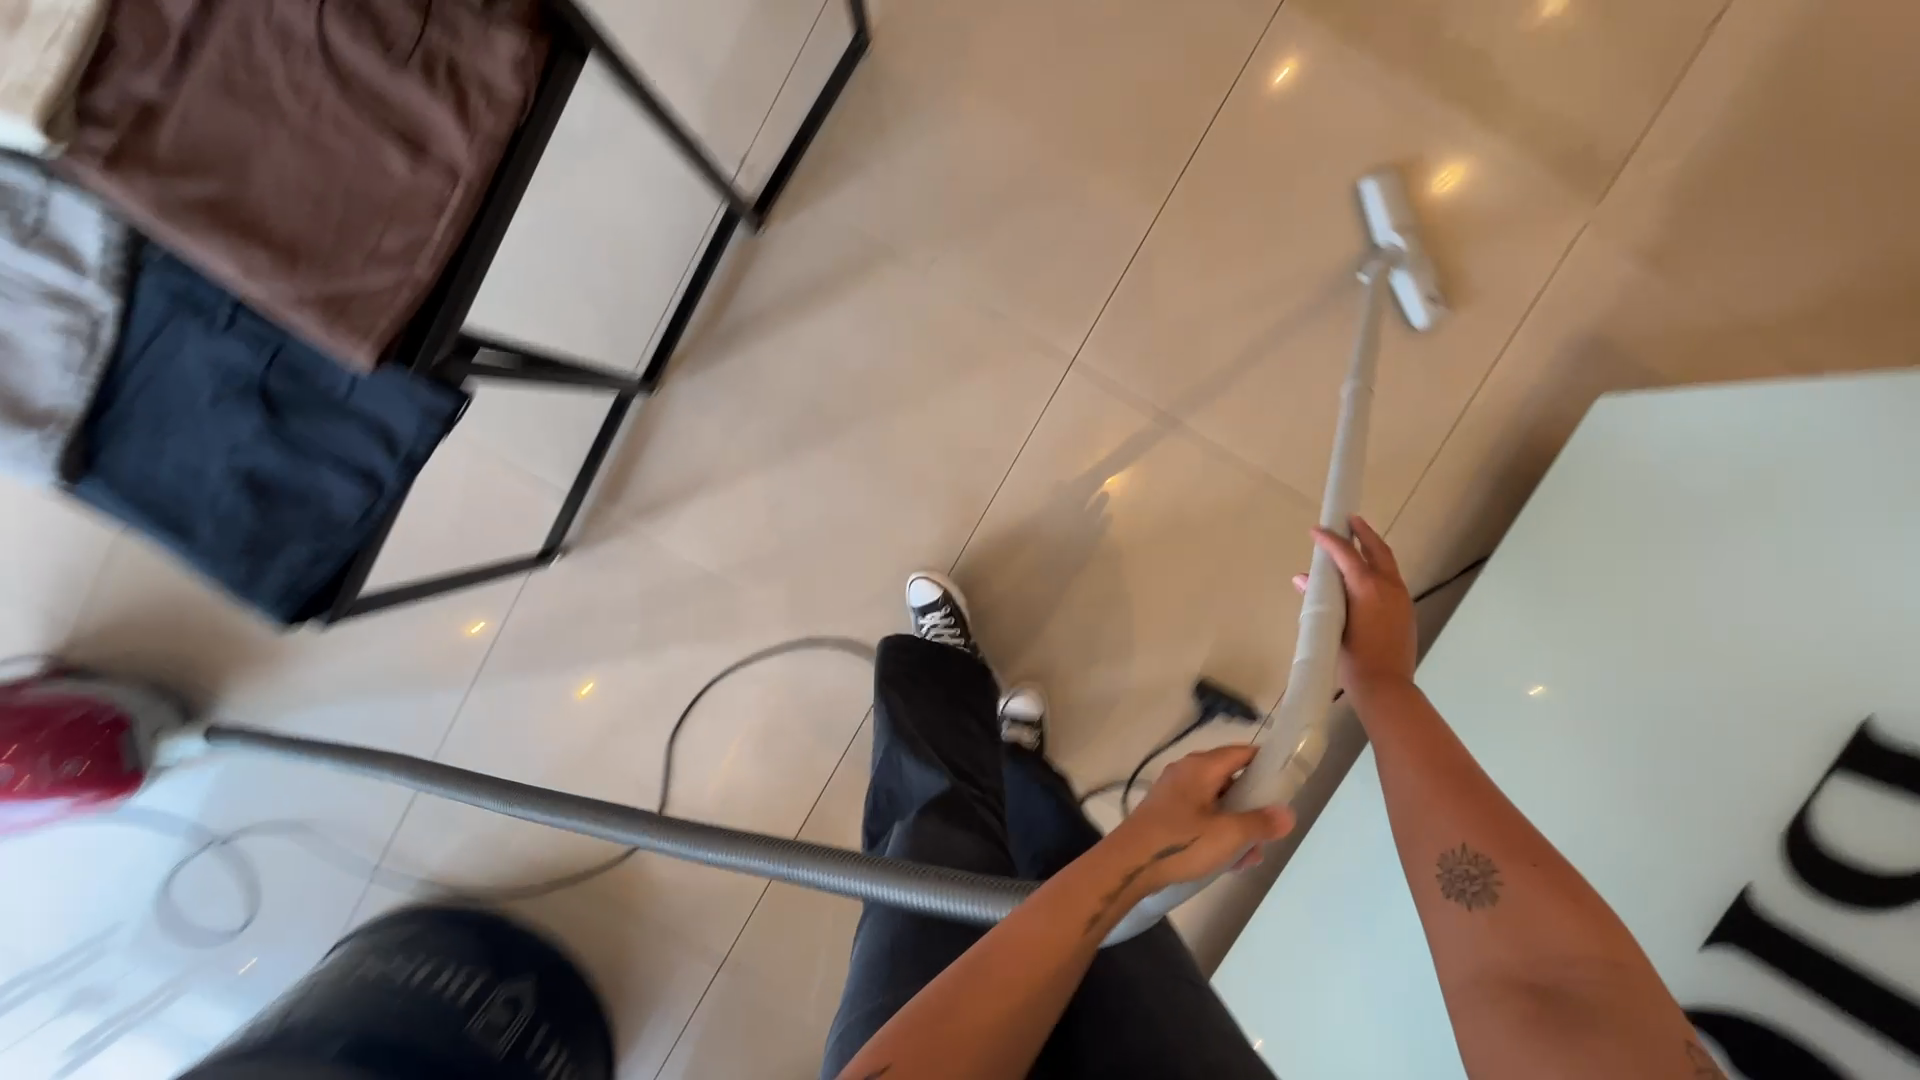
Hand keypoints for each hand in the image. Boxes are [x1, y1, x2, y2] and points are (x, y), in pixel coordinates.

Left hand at [1101, 745, 1294, 895]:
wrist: (1129, 864)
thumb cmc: (1180, 842)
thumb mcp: (1228, 835)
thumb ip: (1260, 823)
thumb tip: (1288, 813)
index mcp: (1200, 767)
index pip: (1241, 753)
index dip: (1266, 764)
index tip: (1286, 783)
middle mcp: (1185, 773)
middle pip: (1230, 780)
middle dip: (1252, 808)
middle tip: (1267, 834)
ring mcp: (1173, 794)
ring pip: (1216, 804)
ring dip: (1235, 828)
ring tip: (1248, 858)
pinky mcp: (1165, 815)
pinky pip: (1200, 818)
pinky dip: (1215, 834)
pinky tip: (1226, 863)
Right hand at [1293, 516, 1417, 696]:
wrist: (1386, 686)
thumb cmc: (1353, 659)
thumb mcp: (1330, 627)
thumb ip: (1319, 600)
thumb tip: (1302, 580)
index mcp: (1367, 588)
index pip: (1347, 555)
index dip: (1330, 540)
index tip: (1316, 530)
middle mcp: (1388, 587)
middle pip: (1377, 550)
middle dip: (1363, 533)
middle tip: (1350, 520)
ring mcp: (1400, 598)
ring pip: (1387, 563)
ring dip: (1372, 549)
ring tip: (1358, 542)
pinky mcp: (1405, 610)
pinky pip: (1391, 578)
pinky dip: (1378, 568)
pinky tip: (1366, 574)